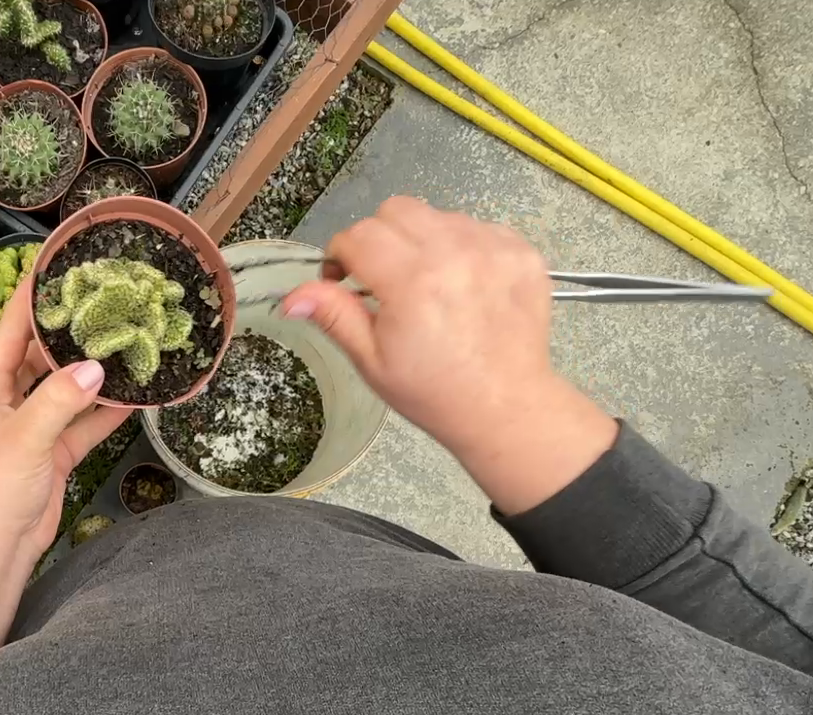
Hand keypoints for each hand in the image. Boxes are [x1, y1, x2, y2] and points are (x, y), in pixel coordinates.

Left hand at [0, 282, 131, 562]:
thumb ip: (60, 400)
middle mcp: (11, 402)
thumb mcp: (24, 438)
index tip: (55, 266)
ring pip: (69, 391)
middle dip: (71, 333)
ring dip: (94, 374)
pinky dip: (106, 413)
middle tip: (105, 303)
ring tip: (127, 344)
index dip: (29, 299)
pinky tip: (135, 396)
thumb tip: (98, 367)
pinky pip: (85, 425)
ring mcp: (35, 429)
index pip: (10, 331)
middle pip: (43, 356)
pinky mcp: (55, 454)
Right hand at [282, 199, 617, 513]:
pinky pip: (473, 226)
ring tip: (422, 285)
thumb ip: (334, 316)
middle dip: (376, 238)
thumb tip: (292, 297)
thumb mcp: (371, 360)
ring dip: (417, 241)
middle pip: (395, 210)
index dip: (339, 255)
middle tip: (379, 280)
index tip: (340, 280)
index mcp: (412, 281)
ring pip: (435, 215)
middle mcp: (454, 252)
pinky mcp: (520, 249)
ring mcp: (492, 247)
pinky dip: (456, 247)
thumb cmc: (431, 391)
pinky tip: (457, 286)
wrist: (503, 405)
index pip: (358, 235)